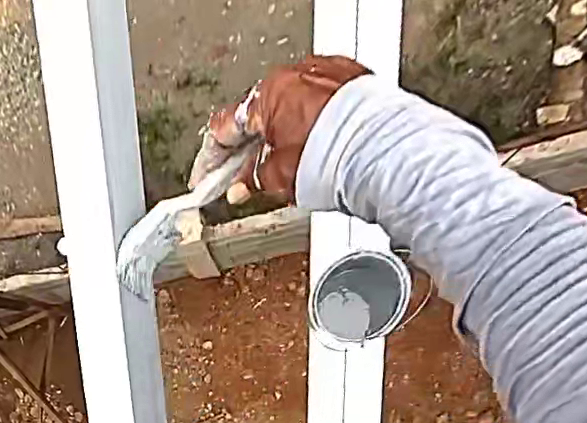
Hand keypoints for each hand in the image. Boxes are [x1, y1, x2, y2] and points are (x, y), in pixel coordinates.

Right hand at [188, 55, 371, 203]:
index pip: (225, 128)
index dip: (211, 160)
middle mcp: (295, 75)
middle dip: (246, 152)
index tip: (205, 180)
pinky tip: (310, 153)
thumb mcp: (278, 179)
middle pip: (259, 117)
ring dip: (278, 140)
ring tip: (280, 173)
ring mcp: (325, 75)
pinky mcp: (352, 83)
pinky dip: (309, 130)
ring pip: (289, 110)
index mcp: (267, 94)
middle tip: (240, 181)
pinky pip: (318, 108)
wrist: (381, 152)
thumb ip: (253, 178)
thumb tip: (243, 182)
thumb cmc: (332, 158)